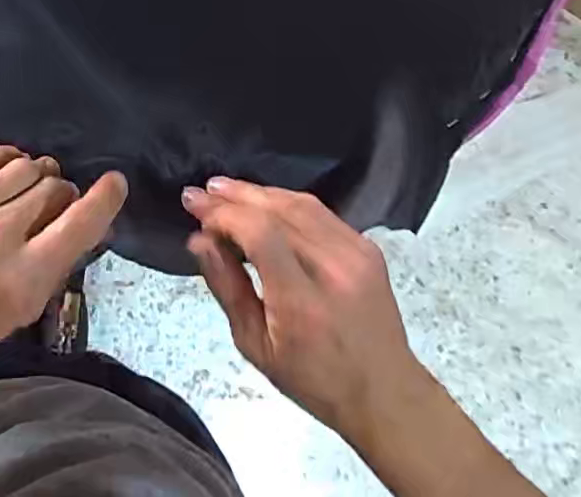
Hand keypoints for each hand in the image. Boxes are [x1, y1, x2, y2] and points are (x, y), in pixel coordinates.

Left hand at [0, 144, 126, 374]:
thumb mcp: (21, 309)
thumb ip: (58, 262)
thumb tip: (90, 218)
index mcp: (22, 278)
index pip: (81, 222)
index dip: (105, 198)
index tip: (114, 183)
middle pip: (54, 188)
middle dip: (60, 194)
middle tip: (50, 205)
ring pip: (27, 166)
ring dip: (36, 175)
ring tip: (27, 188)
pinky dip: (8, 160)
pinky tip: (5, 173)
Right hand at [182, 177, 432, 441]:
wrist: (385, 391)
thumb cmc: (313, 379)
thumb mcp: (256, 346)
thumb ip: (227, 287)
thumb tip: (199, 240)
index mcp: (303, 302)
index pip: (260, 235)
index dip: (224, 214)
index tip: (195, 206)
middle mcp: (333, 268)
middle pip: (278, 211)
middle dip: (234, 196)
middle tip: (201, 191)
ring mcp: (356, 252)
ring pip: (298, 203)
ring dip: (258, 192)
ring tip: (224, 188)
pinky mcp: (367, 245)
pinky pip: (319, 211)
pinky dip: (285, 200)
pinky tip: (263, 201)